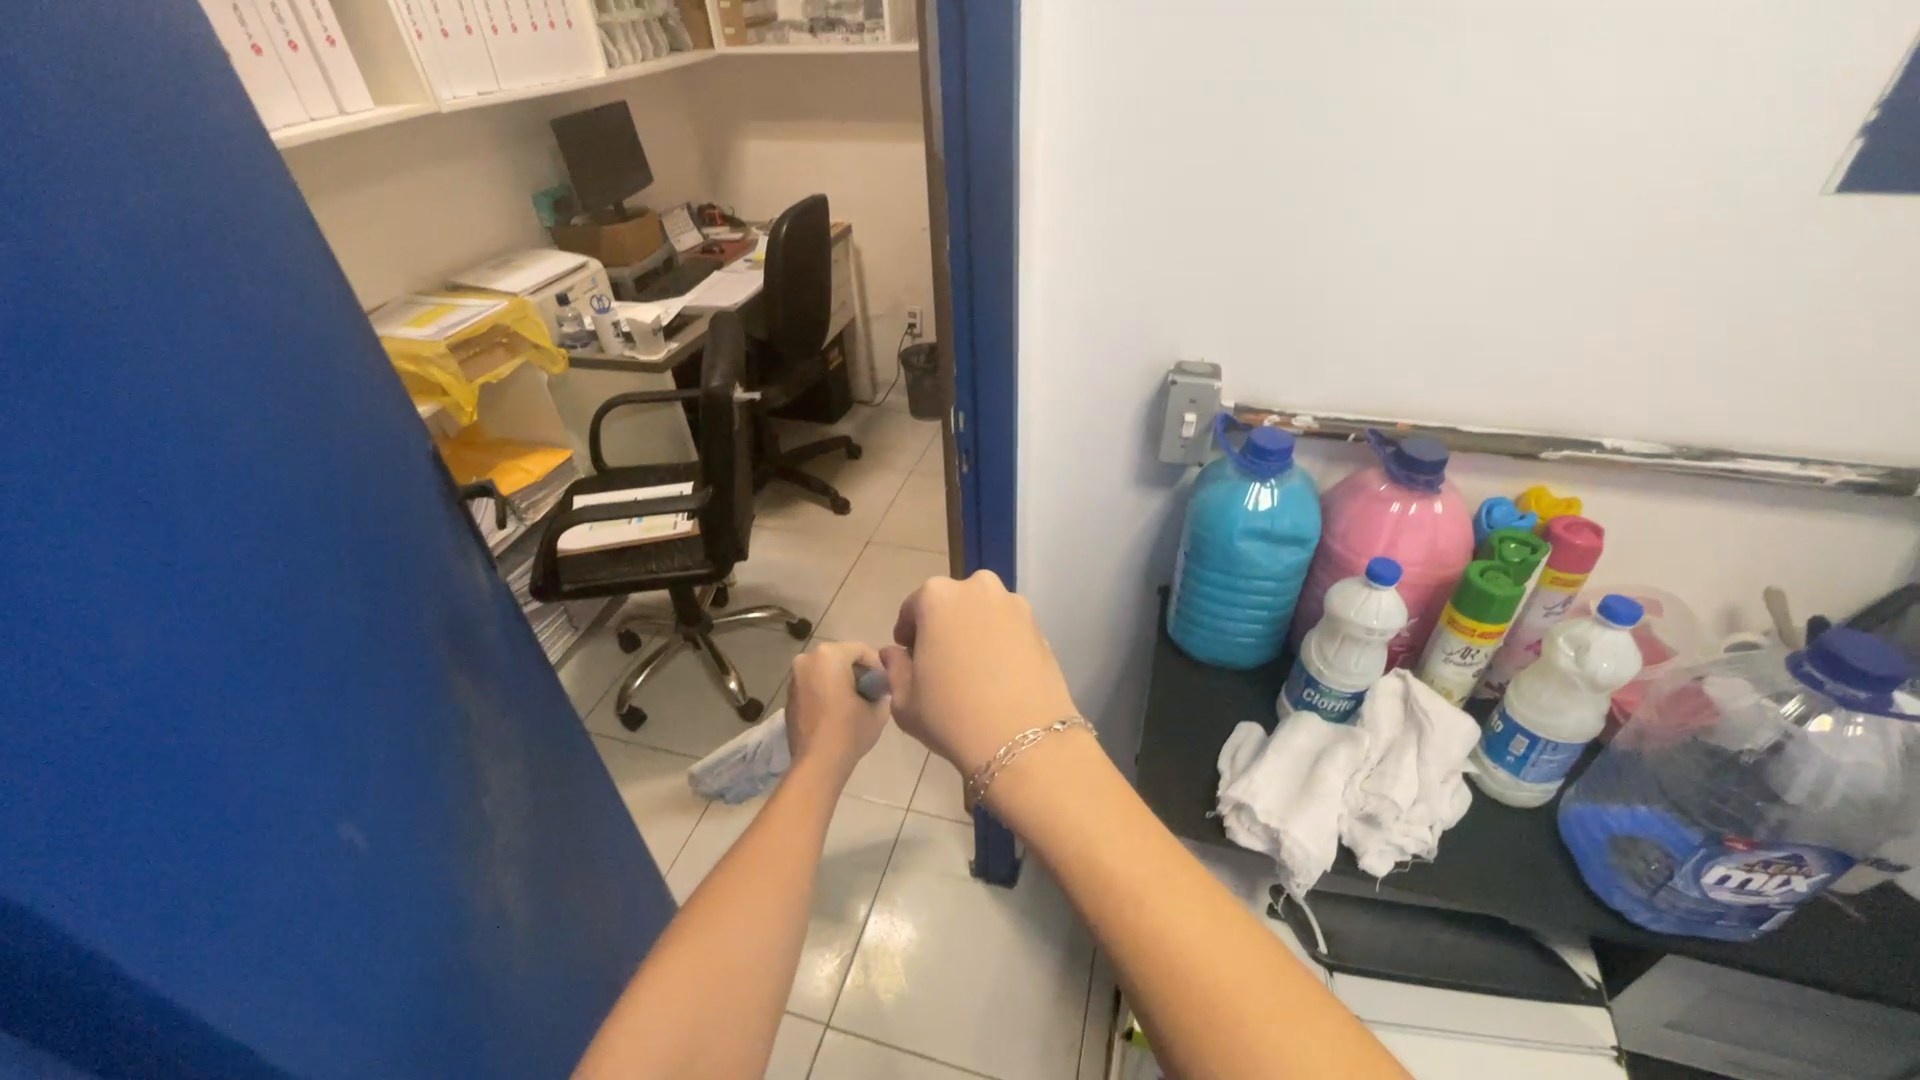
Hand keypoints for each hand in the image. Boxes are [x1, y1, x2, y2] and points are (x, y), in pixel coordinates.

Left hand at [784, 641, 890, 785]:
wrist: (818, 762)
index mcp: (830, 655)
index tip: (884, 685)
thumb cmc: (850, 730)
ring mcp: (794, 678)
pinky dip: (825, 691)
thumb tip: (877, 690)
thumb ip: (881, 691)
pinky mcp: (789, 696)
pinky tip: (836, 711)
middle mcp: (807, 659)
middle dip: (857, 671)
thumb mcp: (878, 709)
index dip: (877, 665)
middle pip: (841, 657)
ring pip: (825, 671)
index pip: (861, 650)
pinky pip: (813, 684)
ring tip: (854, 702)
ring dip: (840, 681)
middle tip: (872, 692)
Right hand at [880, 571, 1079, 782]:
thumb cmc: (951, 715)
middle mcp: (978, 589)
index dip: (908, 634)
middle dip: (943, 628)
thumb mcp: (905, 700)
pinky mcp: (1040, 627)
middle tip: (941, 664)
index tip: (910, 657)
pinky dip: (1000, 644)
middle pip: (951, 604)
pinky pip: (1009, 630)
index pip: (913, 608)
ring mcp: (1015, 605)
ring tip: (973, 672)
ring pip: (983, 614)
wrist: (1023, 740)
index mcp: (937, 596)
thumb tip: (894, 654)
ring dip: (974, 633)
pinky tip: (998, 677)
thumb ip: (895, 668)